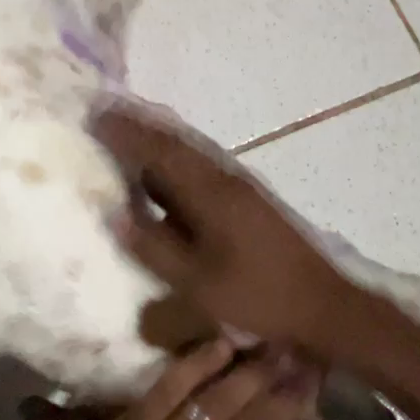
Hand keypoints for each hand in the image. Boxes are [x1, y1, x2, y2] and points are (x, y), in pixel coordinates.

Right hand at [93, 105, 419, 369]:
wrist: (326, 306)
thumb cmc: (259, 297)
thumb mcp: (198, 284)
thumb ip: (154, 249)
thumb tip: (114, 215)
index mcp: (210, 193)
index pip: (160, 151)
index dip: (126, 133)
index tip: (94, 116)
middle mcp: (225, 178)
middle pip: (176, 141)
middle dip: (139, 125)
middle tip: (104, 113)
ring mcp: (240, 187)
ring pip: (191, 150)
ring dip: (158, 137)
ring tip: (126, 130)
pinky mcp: (248, 199)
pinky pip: (202, 165)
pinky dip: (175, 157)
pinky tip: (164, 169)